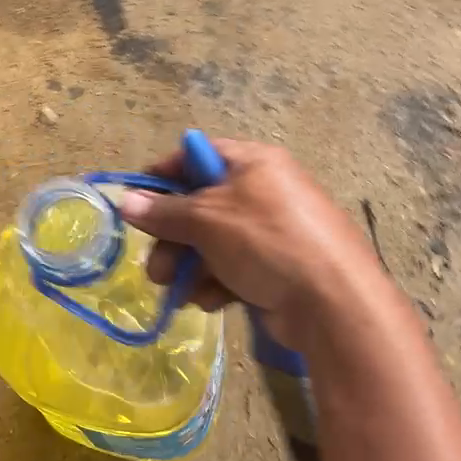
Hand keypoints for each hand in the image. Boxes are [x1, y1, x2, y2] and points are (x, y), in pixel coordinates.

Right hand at [117, 139, 379, 341]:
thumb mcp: (206, 220)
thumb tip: (125, 202)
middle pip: (201, 205)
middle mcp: (265, 190)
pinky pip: (235, 266)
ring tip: (174, 291)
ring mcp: (274, 231)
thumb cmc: (266, 242)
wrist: (335, 305)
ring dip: (188, 265)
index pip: (197, 156)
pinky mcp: (280, 268)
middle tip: (154, 266)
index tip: (137, 202)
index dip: (164, 177)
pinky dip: (215, 282)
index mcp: (253, 162)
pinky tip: (205, 301)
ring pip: (214, 241)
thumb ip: (163, 212)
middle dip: (172, 237)